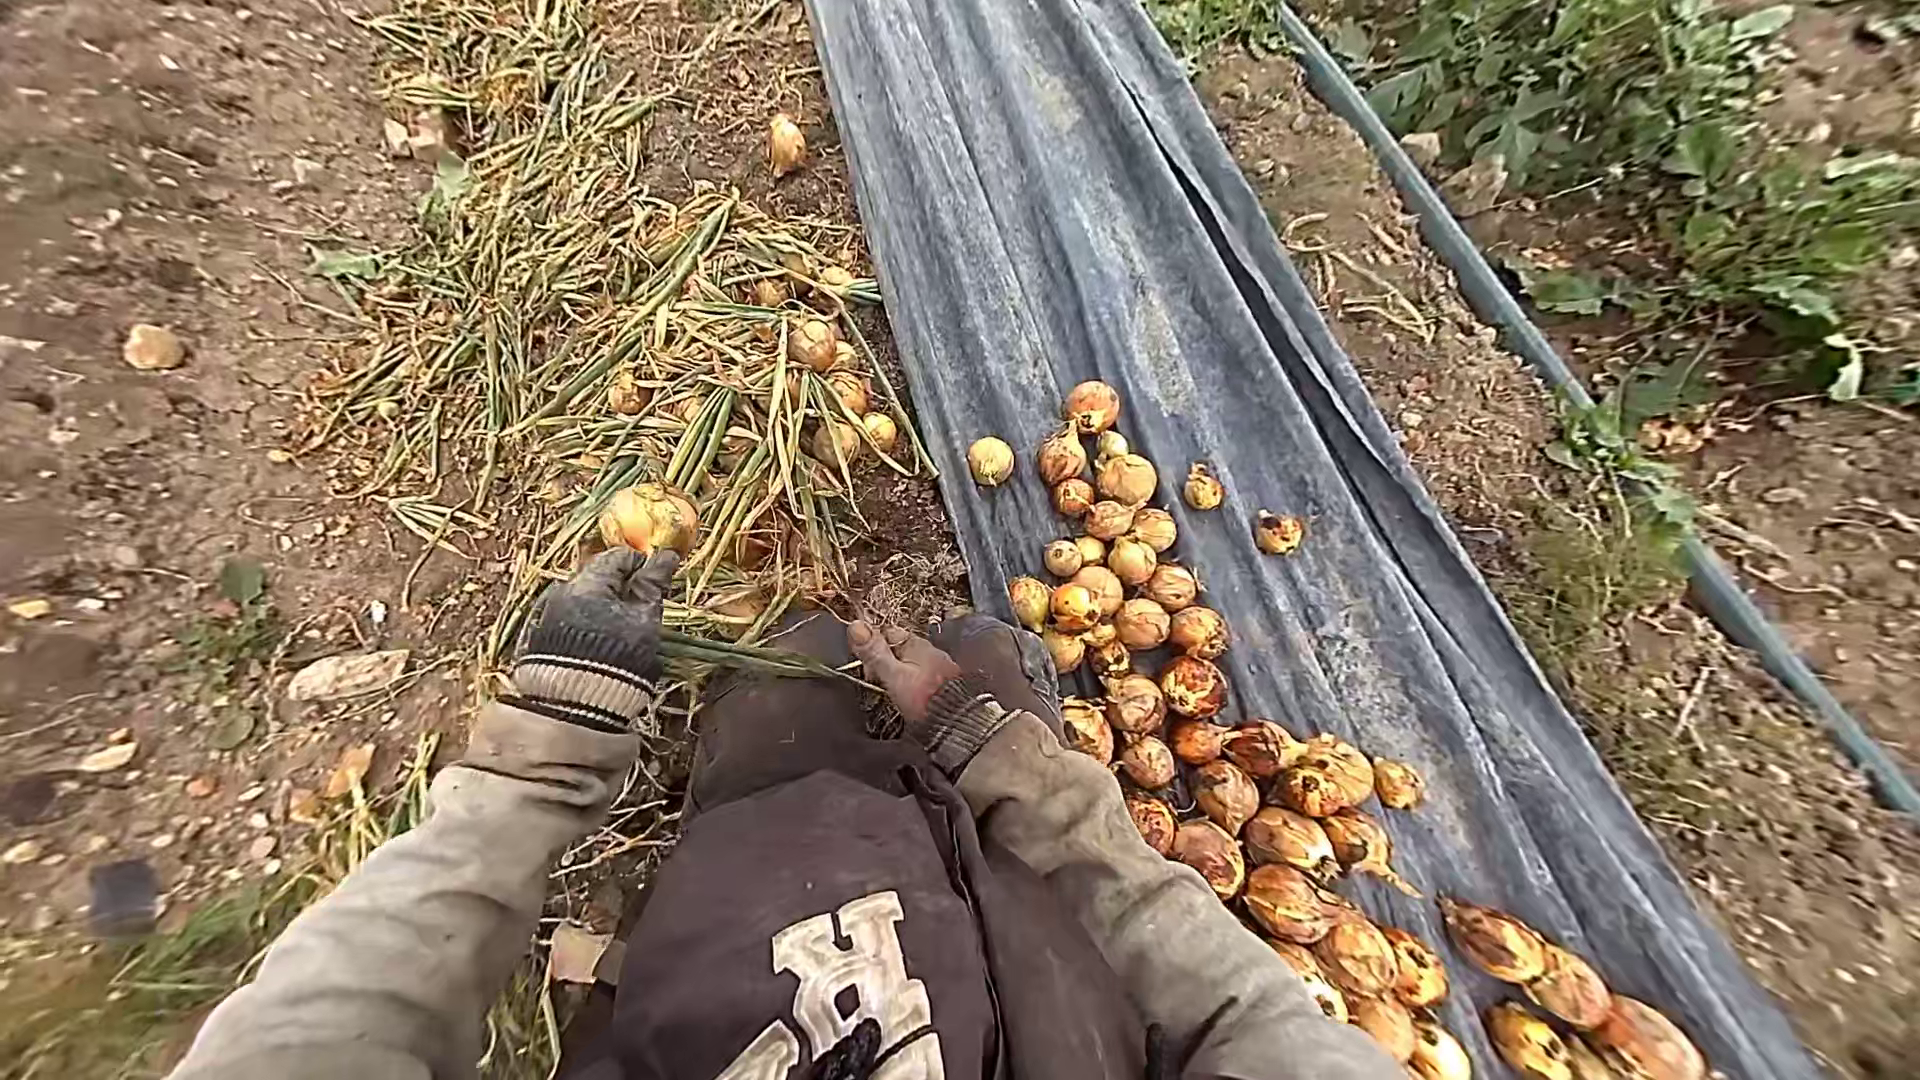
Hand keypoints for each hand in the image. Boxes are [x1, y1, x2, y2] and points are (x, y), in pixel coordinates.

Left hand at [523, 548, 679, 675]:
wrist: (574, 704)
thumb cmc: (618, 656)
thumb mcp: (644, 617)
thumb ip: (653, 583)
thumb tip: (668, 555)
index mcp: (587, 583)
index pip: (619, 557)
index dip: (643, 567)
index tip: (657, 586)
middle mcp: (560, 591)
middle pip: (600, 575)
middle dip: (622, 587)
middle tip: (642, 609)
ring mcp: (546, 613)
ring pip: (585, 596)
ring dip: (605, 605)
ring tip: (621, 629)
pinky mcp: (538, 635)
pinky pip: (569, 616)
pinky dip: (588, 621)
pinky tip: (599, 641)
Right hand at [846, 620, 960, 725]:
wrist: (958, 722)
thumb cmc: (925, 699)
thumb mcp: (893, 675)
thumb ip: (874, 652)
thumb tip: (855, 626)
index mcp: (916, 644)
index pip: (887, 632)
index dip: (871, 645)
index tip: (864, 664)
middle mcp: (930, 651)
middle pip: (898, 648)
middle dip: (883, 662)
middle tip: (875, 680)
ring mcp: (939, 667)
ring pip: (909, 663)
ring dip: (897, 674)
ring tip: (890, 691)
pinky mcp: (944, 684)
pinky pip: (920, 677)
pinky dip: (910, 684)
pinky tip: (907, 697)